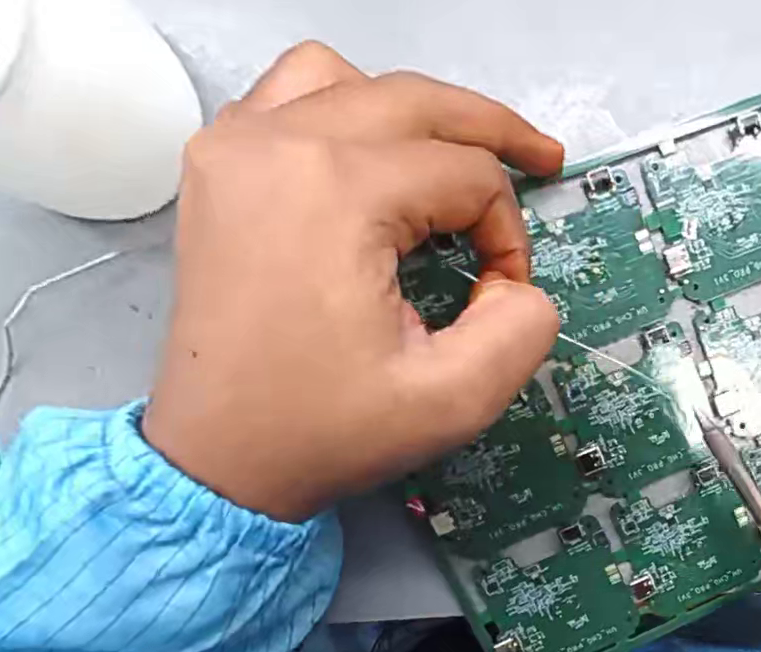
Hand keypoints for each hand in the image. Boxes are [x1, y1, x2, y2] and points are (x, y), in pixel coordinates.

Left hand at [143, 42, 565, 520]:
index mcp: (339, 193)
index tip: (504, 295)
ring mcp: (236, 147)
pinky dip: (350, 116)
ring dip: (418, 118)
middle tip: (542, 160)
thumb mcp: (455, 400)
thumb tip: (518, 283)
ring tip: (452, 166)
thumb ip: (521, 330)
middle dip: (493, 136)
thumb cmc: (333, 432)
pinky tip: (374, 167)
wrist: (225, 458)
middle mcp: (279, 143)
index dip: (508, 233)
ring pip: (354, 84)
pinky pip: (294, 99)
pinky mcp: (217, 169)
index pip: (467, 175)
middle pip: (418, 104)